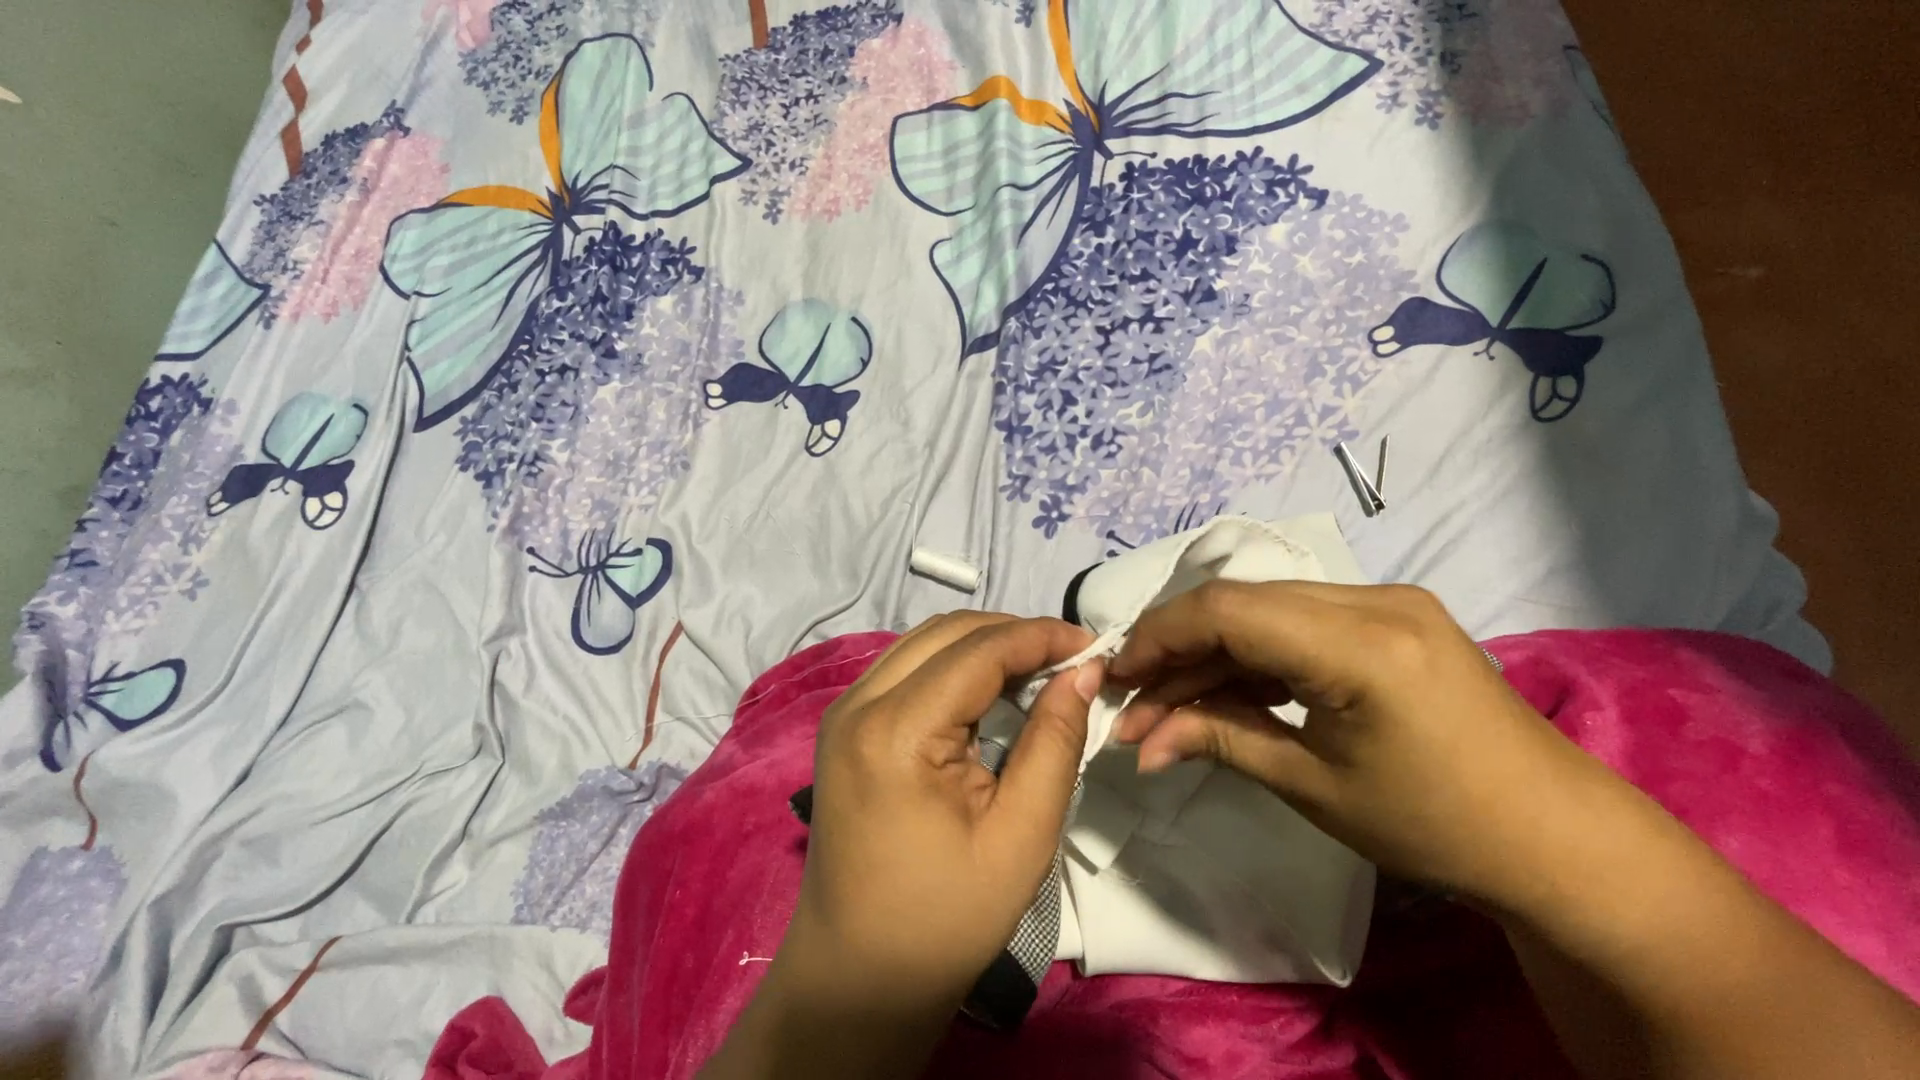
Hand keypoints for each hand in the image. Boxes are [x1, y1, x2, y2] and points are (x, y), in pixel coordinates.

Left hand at [705, 614, 1100, 1078]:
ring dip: (984, 646)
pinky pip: (905, 669)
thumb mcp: (1022, 837)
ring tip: (1041, 673)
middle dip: (1015, 634)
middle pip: (948, 634)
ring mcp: (843, 712)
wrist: (859, 974)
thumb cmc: (946, 920)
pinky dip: (954, 667)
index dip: (1042, 638)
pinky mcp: (843, 727)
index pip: (979, 651)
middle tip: (1072, 663)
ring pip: (924, 644)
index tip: (1096, 649)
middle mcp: (858, 704)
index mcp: (896, 731)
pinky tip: (992, 692)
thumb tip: (1083, 673)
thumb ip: (1055, 743)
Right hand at [1106, 582, 1598, 904]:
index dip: (1157, 637)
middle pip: (1241, 603)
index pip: (1227, 610)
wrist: (1557, 838)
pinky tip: (1226, 693)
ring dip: (1213, 656)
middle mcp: (1375, 600)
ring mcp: (1390, 602)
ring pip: (1267, 610)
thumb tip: (1139, 741)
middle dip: (1178, 652)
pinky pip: (1302, 622)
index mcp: (1360, 643)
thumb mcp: (1312, 786)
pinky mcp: (1396, 619)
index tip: (1114, 678)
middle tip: (1134, 707)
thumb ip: (1219, 740)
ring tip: (1169, 711)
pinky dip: (1255, 655)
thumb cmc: (1435, 824)